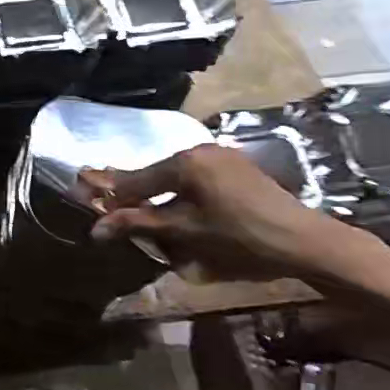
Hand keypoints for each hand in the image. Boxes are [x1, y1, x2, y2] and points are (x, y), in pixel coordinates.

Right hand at [82, 143, 389, 285]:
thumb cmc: (240, 237)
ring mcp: (220, 156)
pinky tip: (172, 206)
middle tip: (107, 206)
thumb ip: (140, 224)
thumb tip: (97, 228)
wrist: (303, 240)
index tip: (86, 203)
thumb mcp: (185, 231)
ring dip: (155, 192)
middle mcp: (200, 149)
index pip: (136, 179)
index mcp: (186, 161)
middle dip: (131, 192)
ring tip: (137, 211)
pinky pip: (193, 176)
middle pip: (154, 172)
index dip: (111, 196)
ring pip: (173, 174)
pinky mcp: (235, 167)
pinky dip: (177, 191)